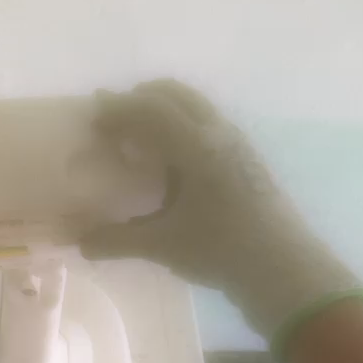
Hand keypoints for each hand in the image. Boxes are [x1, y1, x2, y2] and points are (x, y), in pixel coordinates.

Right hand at [79, 80, 362, 358]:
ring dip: (161, 111)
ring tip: (136, 140)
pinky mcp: (245, 158)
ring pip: (192, 106)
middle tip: (110, 122)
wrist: (283, 269)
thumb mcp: (162, 246)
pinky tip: (169, 162)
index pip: (148, 108)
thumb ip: (116, 241)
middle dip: (137, 100)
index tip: (89, 121)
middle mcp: (216, 132)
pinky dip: (179, 127)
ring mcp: (235, 142)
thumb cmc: (220, 250)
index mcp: (194, 145)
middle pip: (172, 94)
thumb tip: (79, 244)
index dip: (115, 109)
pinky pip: (205, 124)